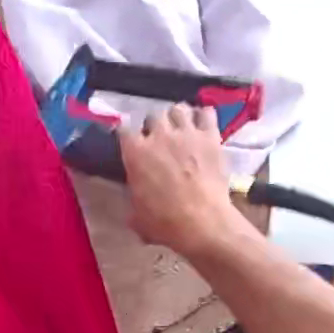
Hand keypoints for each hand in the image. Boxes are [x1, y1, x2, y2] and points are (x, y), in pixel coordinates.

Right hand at [116, 104, 244, 258]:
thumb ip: (133, 199)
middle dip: (154, 127)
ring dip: (177, 118)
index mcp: (135, 153)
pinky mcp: (210, 136)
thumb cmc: (165, 223)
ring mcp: (186, 132)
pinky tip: (203, 127)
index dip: (127, 137)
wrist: (202, 222)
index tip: (131, 145)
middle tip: (159, 142)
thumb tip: (135, 197)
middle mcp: (159, 135)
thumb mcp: (137, 217)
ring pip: (178, 109)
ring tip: (181, 130)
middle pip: (153, 116)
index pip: (123, 131)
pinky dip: (203, 117)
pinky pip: (206, 113)